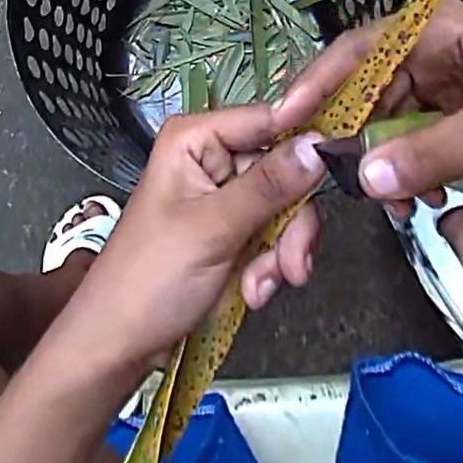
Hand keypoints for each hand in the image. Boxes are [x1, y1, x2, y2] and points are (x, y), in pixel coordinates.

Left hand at [53, 106, 326, 372]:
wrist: (120, 343)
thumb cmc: (151, 278)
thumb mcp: (213, 228)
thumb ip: (268, 186)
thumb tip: (317, 146)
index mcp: (195, 138)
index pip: (266, 119)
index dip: (304, 140)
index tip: (342, 162)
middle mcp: (210, 156)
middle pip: (282, 168)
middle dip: (290, 222)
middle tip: (292, 264)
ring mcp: (222, 194)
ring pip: (283, 205)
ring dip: (280, 250)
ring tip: (261, 284)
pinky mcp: (231, 227)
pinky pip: (272, 232)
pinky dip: (270, 263)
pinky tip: (252, 290)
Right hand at [275, 1, 462, 201]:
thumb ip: (434, 151)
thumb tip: (361, 178)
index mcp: (436, 28)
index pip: (359, 49)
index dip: (317, 82)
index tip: (286, 120)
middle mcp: (430, 51)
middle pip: (366, 88)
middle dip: (350, 133)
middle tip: (330, 176)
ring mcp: (443, 83)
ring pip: (387, 119)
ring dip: (381, 158)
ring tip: (386, 200)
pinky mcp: (456, 113)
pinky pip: (413, 139)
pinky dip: (408, 167)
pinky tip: (417, 195)